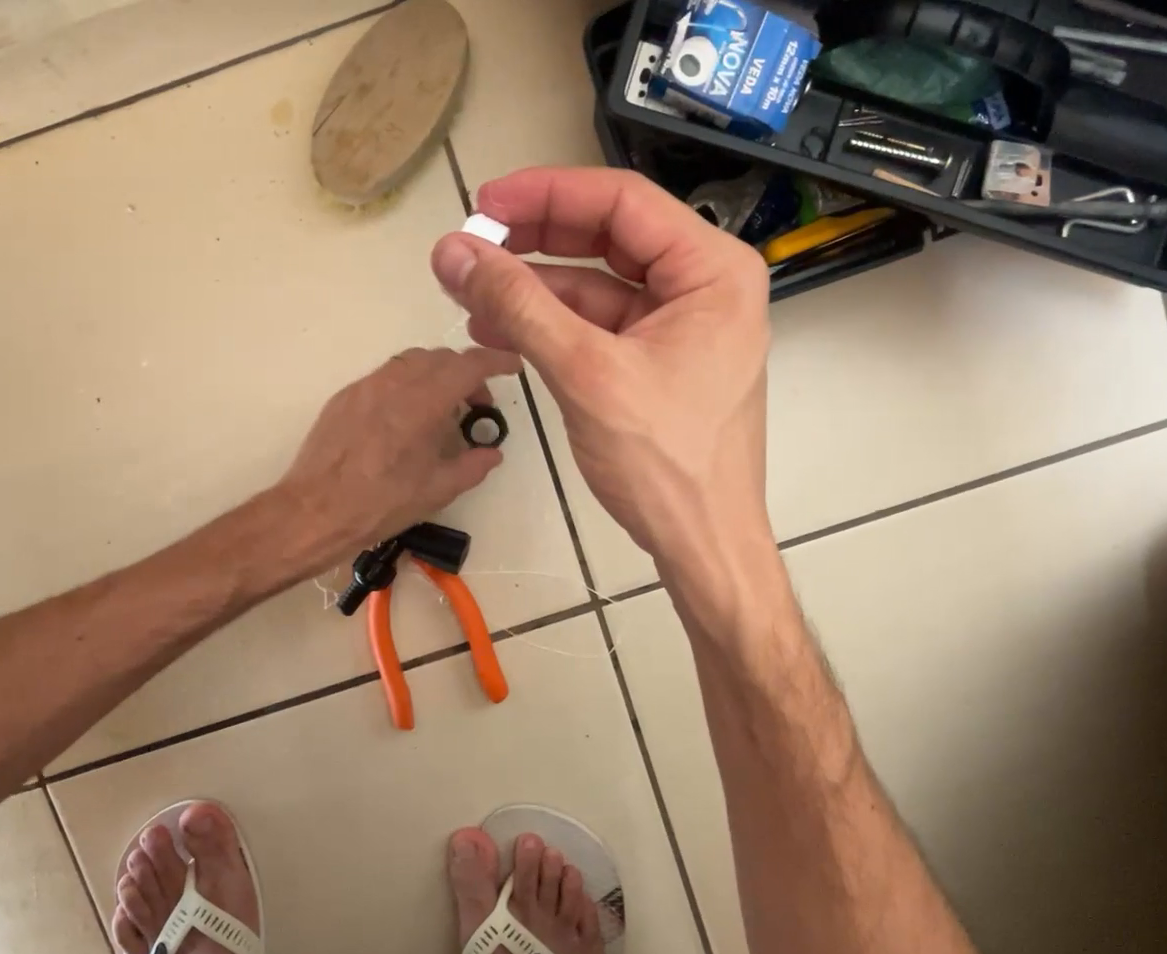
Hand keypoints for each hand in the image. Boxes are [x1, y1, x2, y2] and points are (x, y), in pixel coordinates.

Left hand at [281, 347, 520, 558]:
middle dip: (466, 372)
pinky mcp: (346, 397)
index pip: (468, 366)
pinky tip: (407, 418)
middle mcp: (394, 383)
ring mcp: (366, 386)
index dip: (495, 362)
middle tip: (477, 405)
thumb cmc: (382, 504)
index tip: (512, 367)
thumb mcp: (437, 491)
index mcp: (423, 403)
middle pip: (440, 358)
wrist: (316, 510)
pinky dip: (409, 385)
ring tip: (443, 409)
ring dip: (436, 375)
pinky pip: (386, 377)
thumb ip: (472, 466)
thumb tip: (492, 453)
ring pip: (411, 362)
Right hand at [430, 167, 774, 571]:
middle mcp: (705, 288)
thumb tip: (452, 251)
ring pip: (597, 286)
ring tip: (470, 294)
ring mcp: (682, 328)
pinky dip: (552, 328)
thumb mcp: (586, 374)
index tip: (485, 204)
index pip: (623, 202)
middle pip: (609, 239)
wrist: (702, 544)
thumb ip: (518, 305)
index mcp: (713, 271)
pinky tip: (501, 330)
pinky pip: (599, 328)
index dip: (546, 194)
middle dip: (536, 242)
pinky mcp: (660, 364)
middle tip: (473, 245)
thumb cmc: (665, 463)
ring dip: (534, 290)